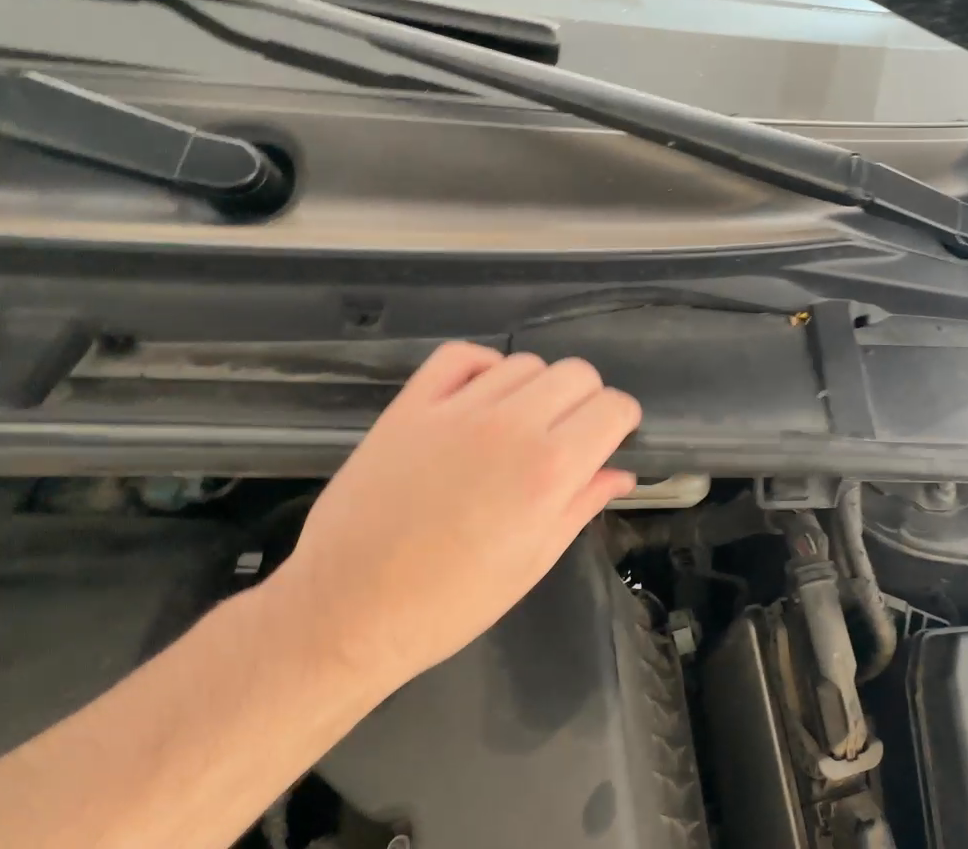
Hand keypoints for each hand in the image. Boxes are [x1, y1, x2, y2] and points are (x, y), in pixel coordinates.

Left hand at [265, 342, 641, 689]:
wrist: (347, 612)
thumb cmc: (452, 602)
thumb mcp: (534, 562)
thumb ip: (583, 505)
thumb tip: (620, 473)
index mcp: (551, 470)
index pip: (614, 407)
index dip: (621, 423)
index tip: (609, 441)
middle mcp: (512, 427)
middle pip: (577, 374)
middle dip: (586, 401)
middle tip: (568, 436)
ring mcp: (457, 411)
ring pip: (525, 364)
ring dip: (536, 389)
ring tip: (519, 425)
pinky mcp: (410, 407)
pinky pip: (461, 356)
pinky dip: (481, 367)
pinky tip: (481, 398)